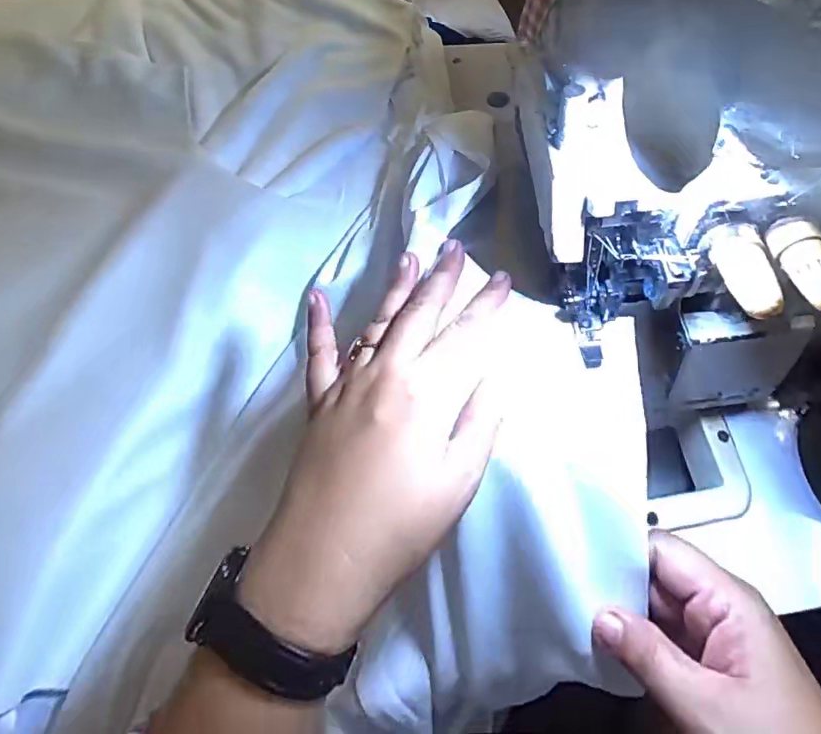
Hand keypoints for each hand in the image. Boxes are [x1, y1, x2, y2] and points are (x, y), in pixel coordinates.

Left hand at [237, 241, 512, 652]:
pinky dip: (319, 326)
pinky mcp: (317, 407)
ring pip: (376, 324)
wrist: (317, 572)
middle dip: (443, 279)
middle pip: (419, 315)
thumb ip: (480, 422)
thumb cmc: (400, 529)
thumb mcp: (459, 481)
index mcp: (425, 394)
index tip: (503, 278)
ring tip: (412, 257)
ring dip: (397, 289)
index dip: (487, 304)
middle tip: (458, 249)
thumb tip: (491, 378)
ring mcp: (346, 388)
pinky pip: (319, 358)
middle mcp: (385, 376)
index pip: (465, 334)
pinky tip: (318, 298)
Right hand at [593, 531, 820, 733]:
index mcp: (730, 598)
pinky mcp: (713, 669)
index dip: (627, 551)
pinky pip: (669, 644)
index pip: (668, 551)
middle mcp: (724, 609)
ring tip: (584, 621)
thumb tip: (605, 616)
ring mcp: (718, 639)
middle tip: (574, 596)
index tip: (585, 558)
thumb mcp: (706, 705)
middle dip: (620, 587)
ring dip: (627, 619)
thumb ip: (651, 657)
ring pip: (661, 613)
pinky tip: (613, 653)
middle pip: (661, 579)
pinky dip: (641, 647)